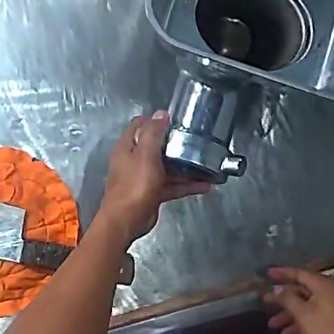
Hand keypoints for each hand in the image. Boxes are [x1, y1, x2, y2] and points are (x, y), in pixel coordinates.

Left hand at [98, 111, 212, 244]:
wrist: (126, 220)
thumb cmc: (134, 184)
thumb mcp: (145, 154)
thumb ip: (153, 132)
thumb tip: (161, 114)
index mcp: (128, 147)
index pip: (139, 125)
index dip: (156, 120)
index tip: (176, 120)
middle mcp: (134, 160)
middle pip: (156, 146)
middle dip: (175, 143)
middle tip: (195, 141)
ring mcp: (143, 178)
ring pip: (167, 168)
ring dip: (185, 167)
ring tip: (206, 166)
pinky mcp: (152, 193)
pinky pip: (172, 186)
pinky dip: (187, 185)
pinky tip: (204, 186)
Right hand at [262, 267, 333, 333]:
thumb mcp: (303, 315)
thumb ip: (288, 299)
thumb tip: (277, 289)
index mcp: (324, 285)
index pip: (299, 273)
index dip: (282, 273)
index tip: (266, 274)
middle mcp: (331, 292)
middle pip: (303, 289)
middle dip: (283, 297)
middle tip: (264, 301)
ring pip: (307, 305)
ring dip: (289, 313)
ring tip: (272, 325)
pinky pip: (314, 316)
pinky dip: (301, 322)